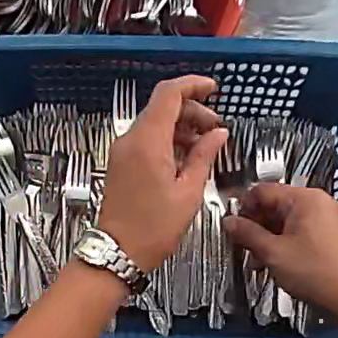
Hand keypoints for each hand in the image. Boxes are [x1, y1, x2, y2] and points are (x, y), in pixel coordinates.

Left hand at [97, 76, 227, 270]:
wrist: (118, 252)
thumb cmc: (151, 229)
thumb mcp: (189, 192)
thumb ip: (204, 156)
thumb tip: (218, 135)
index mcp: (148, 142)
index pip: (169, 94)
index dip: (193, 85)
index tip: (212, 89)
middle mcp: (130, 141)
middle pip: (162, 107)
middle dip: (192, 111)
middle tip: (215, 129)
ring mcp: (122, 152)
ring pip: (154, 124)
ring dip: (180, 127)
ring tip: (204, 147)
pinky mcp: (120, 164)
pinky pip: (146, 141)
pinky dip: (167, 141)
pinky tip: (185, 158)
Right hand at [222, 183, 337, 313]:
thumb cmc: (320, 273)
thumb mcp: (272, 252)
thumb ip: (247, 234)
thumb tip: (231, 223)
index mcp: (305, 199)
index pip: (263, 191)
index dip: (243, 208)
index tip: (232, 224)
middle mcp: (318, 204)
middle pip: (274, 206)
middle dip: (255, 226)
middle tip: (243, 245)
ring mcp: (325, 220)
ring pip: (285, 222)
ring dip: (268, 238)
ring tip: (258, 260)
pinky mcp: (329, 237)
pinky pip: (299, 233)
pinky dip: (283, 245)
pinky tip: (275, 263)